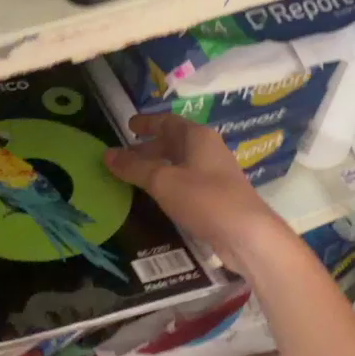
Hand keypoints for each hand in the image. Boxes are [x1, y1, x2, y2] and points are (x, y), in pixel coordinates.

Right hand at [103, 113, 292, 270]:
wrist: (247, 234)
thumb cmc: (204, 198)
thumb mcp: (163, 181)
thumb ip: (134, 167)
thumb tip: (107, 154)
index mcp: (198, 137)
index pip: (168, 121)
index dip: (147, 123)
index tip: (128, 125)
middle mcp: (208, 150)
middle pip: (175, 142)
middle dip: (150, 147)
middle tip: (126, 155)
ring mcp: (215, 173)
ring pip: (181, 163)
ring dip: (158, 166)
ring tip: (136, 176)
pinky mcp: (217, 196)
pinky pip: (187, 181)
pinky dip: (169, 183)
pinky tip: (158, 196)